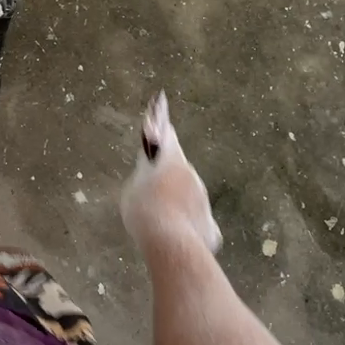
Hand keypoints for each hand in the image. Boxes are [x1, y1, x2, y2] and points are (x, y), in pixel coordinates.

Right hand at [121, 92, 221, 254]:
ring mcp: (203, 200)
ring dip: (175, 203)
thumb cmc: (144, 208)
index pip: (165, 131)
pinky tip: (174, 239)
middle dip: (166, 175)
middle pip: (177, 169)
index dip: (160, 117)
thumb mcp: (133, 186)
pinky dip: (185, 228)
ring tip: (157, 220)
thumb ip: (144, 177)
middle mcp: (191, 174)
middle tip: (150, 187)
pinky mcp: (210, 227)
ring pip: (187, 197)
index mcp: (170, 157)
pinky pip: (194, 224)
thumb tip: (152, 183)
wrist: (169, 244)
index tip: (161, 100)